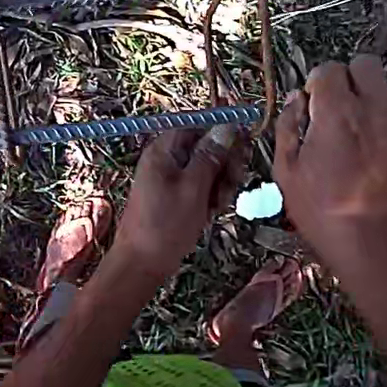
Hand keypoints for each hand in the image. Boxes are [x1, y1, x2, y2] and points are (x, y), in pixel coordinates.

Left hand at [111, 125, 246, 283]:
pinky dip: (210, 195)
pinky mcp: (176, 195)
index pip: (196, 122)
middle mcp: (165, 158)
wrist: (142, 264)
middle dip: (225, 160)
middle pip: (205, 144)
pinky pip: (200, 185)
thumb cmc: (165, 225)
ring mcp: (170, 178)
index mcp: (163, 149)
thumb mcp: (193, 188)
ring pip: (207, 167)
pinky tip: (212, 211)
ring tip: (219, 204)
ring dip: (220, 181)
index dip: (222, 127)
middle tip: (233, 181)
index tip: (244, 139)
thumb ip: (210, 156)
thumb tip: (226, 126)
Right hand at [274, 56, 386, 304]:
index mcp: (335, 112)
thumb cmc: (325, 213)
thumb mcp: (287, 174)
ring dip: (375, 104)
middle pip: (364, 65)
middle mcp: (374, 107)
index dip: (318, 85)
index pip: (327, 69)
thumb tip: (296, 100)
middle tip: (340, 110)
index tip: (314, 105)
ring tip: (366, 138)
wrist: (381, 244)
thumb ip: (288, 128)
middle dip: (350, 80)